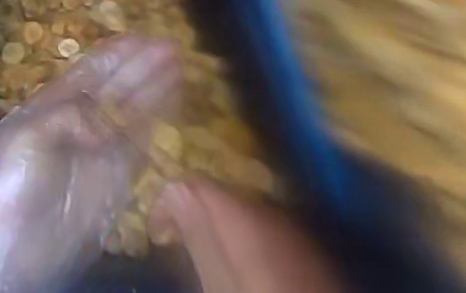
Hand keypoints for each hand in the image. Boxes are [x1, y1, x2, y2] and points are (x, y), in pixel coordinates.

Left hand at [0, 36, 180, 292]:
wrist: (8, 248)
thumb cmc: (10, 182)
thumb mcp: (28, 134)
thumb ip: (69, 114)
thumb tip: (103, 125)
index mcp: (56, 102)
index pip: (93, 69)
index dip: (119, 52)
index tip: (146, 37)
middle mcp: (83, 119)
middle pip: (119, 84)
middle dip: (144, 64)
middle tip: (172, 46)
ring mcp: (102, 147)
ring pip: (135, 108)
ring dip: (156, 85)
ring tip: (179, 63)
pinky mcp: (117, 177)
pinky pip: (142, 141)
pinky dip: (158, 119)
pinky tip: (172, 100)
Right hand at [154, 179, 346, 292]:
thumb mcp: (221, 284)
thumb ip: (198, 235)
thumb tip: (174, 189)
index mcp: (245, 215)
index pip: (197, 183)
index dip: (169, 201)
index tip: (153, 232)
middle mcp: (272, 211)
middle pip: (224, 198)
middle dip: (199, 215)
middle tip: (176, 244)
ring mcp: (296, 232)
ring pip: (248, 216)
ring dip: (224, 230)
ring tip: (207, 262)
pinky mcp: (313, 255)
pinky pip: (271, 235)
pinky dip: (250, 245)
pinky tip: (248, 273)